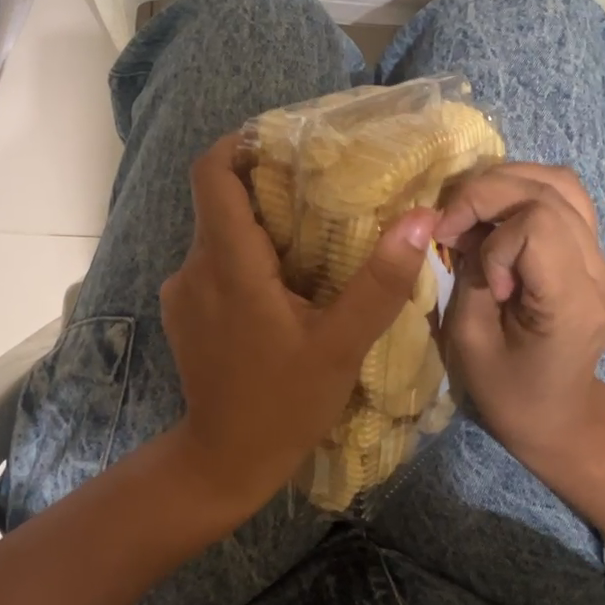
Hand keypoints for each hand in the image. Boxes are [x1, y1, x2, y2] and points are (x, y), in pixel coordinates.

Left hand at [161, 134, 435, 508]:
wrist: (225, 460)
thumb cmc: (284, 404)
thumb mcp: (341, 346)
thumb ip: (379, 282)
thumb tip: (420, 217)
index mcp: (228, 264)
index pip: (213, 173)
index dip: (241, 145)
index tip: (286, 143)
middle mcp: (194, 267)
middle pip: (221, 201)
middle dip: (268, 188)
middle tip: (323, 193)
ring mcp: (183, 292)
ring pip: (220, 235)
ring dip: (261, 229)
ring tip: (313, 243)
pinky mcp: (185, 313)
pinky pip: (214, 265)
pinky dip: (247, 260)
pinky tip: (285, 287)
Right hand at [436, 163, 604, 465]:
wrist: (557, 415)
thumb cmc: (506, 391)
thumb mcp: (468, 339)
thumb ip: (468, 273)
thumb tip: (458, 223)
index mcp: (574, 303)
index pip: (538, 223)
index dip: (493, 234)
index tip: (472, 268)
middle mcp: (602, 273)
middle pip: (549, 191)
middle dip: (488, 194)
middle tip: (451, 224)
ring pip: (561, 184)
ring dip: (507, 185)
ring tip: (471, 212)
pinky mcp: (598, 256)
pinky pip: (564, 201)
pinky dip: (522, 195)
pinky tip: (495, 218)